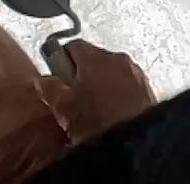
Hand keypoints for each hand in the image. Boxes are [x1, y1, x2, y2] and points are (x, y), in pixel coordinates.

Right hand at [34, 40, 156, 142]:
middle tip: (74, 98)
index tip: (57, 75)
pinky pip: (126, 86)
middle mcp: (116, 57)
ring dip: (102, 86)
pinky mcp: (147, 89)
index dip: (61, 61)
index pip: (71, 45)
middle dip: (82, 75)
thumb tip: (43, 81)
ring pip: (110, 73)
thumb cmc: (102, 122)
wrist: (136, 143)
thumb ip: (50, 88)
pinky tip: (111, 115)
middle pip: (92, 59)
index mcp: (93, 55)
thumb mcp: (64, 108)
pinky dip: (118, 96)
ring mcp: (134, 73)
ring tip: (94, 111)